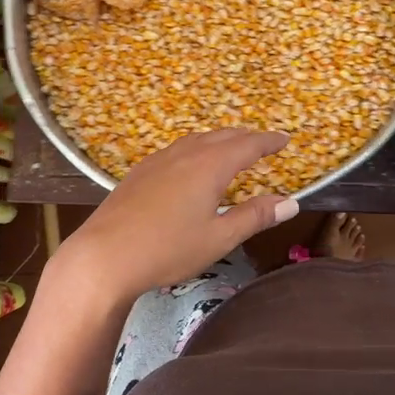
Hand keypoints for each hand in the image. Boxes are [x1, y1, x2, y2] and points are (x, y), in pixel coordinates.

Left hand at [52, 130, 300, 302]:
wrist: (103, 257)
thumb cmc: (167, 249)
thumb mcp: (218, 238)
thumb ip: (254, 217)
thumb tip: (290, 203)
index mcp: (209, 166)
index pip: (247, 145)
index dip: (268, 141)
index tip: (285, 139)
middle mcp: (184, 154)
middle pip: (221, 137)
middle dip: (245, 137)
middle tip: (263, 143)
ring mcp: (158, 161)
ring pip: (196, 140)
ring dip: (219, 140)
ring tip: (230, 149)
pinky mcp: (139, 173)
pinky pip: (176, 149)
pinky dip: (196, 148)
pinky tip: (190, 165)